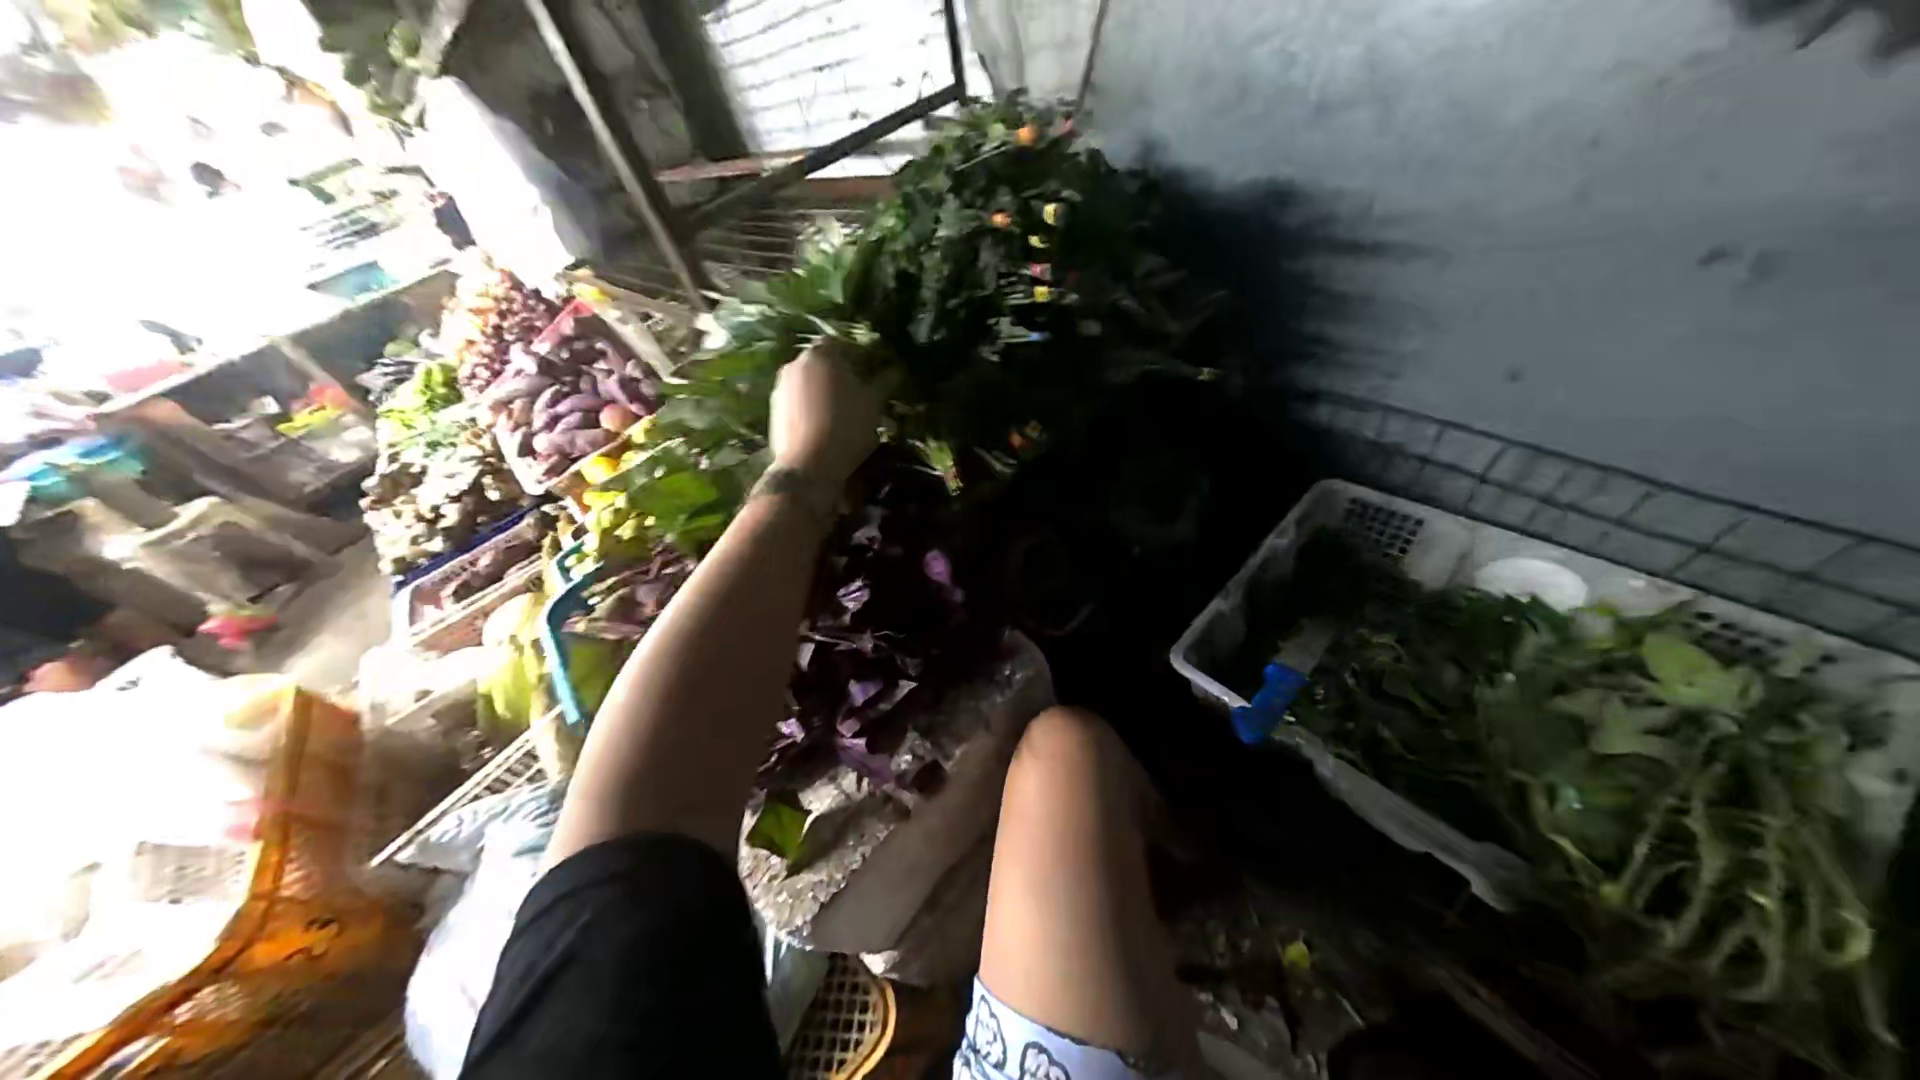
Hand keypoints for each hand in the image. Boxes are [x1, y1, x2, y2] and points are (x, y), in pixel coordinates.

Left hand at [769, 338, 879, 486]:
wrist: (807, 466)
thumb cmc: (846, 429)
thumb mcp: (873, 405)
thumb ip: (884, 383)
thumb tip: (895, 370)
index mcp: (821, 355)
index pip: (841, 344)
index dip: (857, 356)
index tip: (870, 372)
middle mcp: (796, 364)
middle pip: (822, 362)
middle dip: (839, 373)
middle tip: (858, 392)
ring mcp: (781, 387)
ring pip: (808, 382)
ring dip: (824, 391)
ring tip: (841, 412)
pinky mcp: (773, 410)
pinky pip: (797, 401)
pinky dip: (810, 407)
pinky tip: (824, 425)